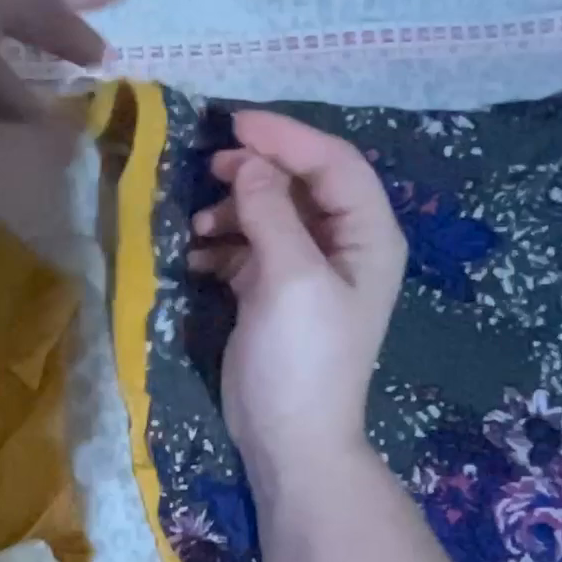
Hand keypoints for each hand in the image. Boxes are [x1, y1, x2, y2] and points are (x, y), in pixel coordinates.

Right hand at [189, 111, 407, 478]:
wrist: (289, 437)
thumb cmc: (301, 360)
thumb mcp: (289, 281)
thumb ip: (271, 216)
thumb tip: (249, 165)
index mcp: (366, 237)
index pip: (333, 165)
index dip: (288, 138)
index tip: (234, 124)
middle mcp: (340, 247)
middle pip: (300, 186)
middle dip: (257, 172)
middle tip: (211, 168)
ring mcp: (303, 274)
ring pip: (269, 218)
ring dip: (233, 212)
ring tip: (197, 226)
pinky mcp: (270, 298)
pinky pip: (246, 253)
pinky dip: (221, 247)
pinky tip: (196, 256)